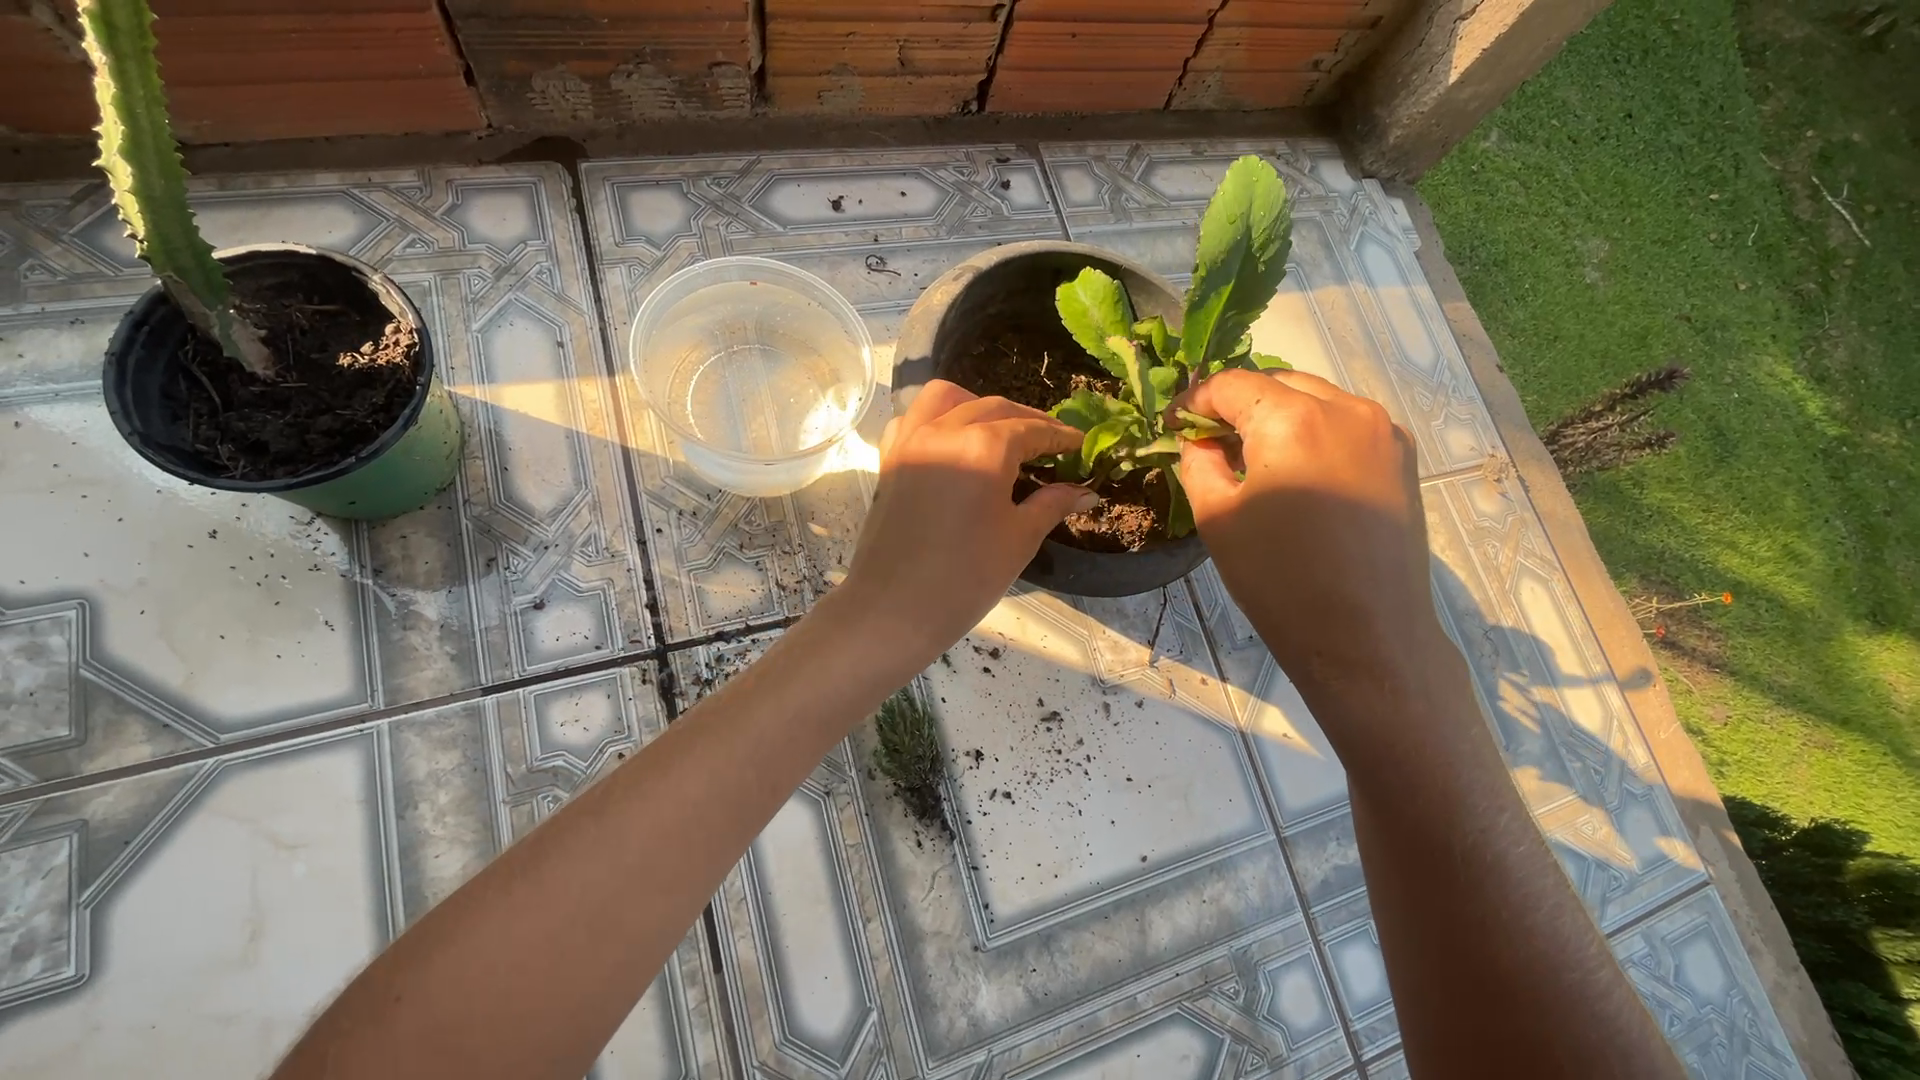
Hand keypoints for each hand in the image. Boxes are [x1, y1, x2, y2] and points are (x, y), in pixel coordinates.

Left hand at [838, 380, 1092, 660]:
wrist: (895, 608)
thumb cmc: (966, 577)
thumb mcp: (1019, 538)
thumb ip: (1052, 503)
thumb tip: (1086, 491)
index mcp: (983, 446)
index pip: (1031, 429)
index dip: (1059, 436)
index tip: (1080, 445)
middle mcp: (944, 429)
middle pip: (995, 409)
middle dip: (1028, 421)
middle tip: (1052, 443)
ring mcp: (910, 440)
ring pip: (949, 399)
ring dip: (980, 407)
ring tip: (1000, 431)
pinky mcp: (889, 458)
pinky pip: (914, 418)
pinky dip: (937, 417)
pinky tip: (952, 440)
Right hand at [1175, 370, 1446, 719]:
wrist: (1367, 634)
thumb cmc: (1279, 579)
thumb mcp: (1216, 518)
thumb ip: (1198, 462)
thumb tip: (1200, 439)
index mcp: (1291, 419)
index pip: (1231, 384)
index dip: (1195, 400)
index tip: (1175, 425)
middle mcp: (1344, 408)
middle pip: (1278, 382)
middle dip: (1239, 404)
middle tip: (1212, 441)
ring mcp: (1382, 430)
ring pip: (1317, 398)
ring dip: (1280, 415)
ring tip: (1256, 458)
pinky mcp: (1402, 456)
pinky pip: (1347, 423)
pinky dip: (1316, 432)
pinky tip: (1301, 472)